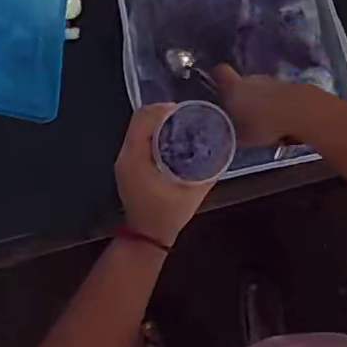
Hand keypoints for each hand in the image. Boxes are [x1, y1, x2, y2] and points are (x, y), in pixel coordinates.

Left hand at [115, 104, 211, 247]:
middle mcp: (125, 156)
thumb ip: (208, 169)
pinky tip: (170, 135)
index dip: (163, 109)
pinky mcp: (127, 165)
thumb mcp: (192, 191)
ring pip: (137, 126)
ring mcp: (123, 161)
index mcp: (136, 159)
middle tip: (185, 113)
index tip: (184, 109)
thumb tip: (223, 146)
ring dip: (156, 119)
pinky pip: (137, 137)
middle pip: (138, 119)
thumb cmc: (168, 215)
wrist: (146, 237)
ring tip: (180, 121)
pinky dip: (152, 130)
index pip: (144, 120)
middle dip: (161, 111)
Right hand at [212, 66, 312, 146]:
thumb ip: (235, 133)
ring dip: (261, 101)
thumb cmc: (265, 124)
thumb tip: (232, 132)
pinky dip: (277, 104)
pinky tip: (281, 120)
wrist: (301, 111)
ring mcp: (271, 80)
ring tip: (266, 122)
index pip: (220, 72)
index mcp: (234, 88)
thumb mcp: (245, 137)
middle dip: (242, 97)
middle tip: (244, 116)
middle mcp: (251, 80)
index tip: (218, 88)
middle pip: (241, 83)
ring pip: (260, 89)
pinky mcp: (289, 85)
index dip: (217, 77)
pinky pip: (276, 94)